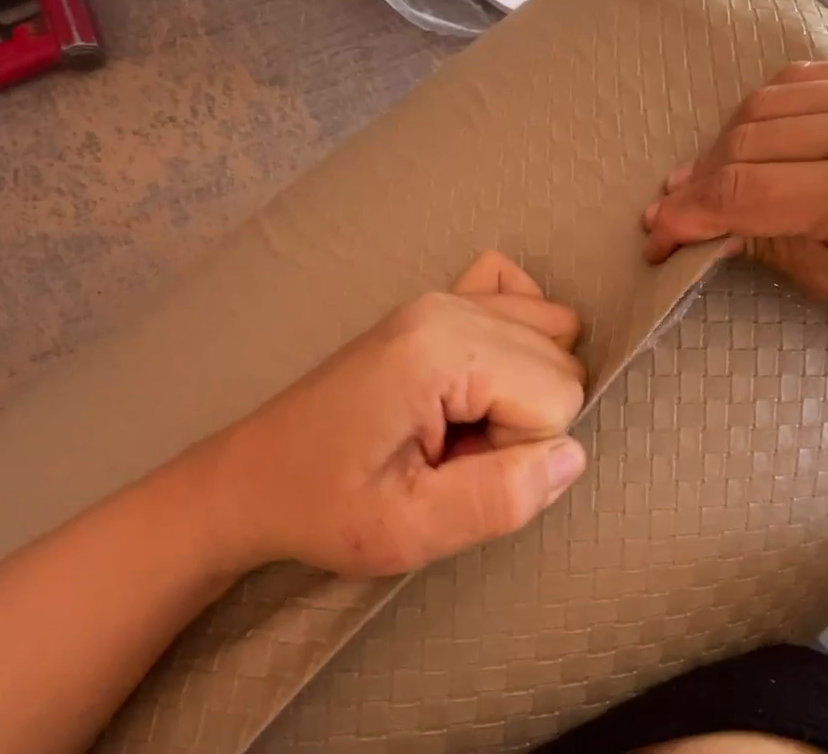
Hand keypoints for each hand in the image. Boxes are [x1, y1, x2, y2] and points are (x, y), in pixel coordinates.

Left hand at [187, 252, 588, 576]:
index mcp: (439, 350)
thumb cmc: (323, 507)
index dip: (521, 454)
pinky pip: (518, 294)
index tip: (454, 474)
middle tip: (452, 456)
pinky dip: (521, 335)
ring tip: (458, 425)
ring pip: (553, 332)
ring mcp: (442, 296)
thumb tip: (573, 456)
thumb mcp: (408, 531)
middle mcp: (448, 306)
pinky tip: (481, 376)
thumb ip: (500, 499)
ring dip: (523, 389)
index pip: (558, 396)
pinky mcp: (436, 302)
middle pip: (560, 361)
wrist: (254, 477)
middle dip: (523, 424)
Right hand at [643, 60, 827, 341]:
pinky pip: (801, 82)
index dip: (691, 213)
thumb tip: (678, 216)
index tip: (656, 234)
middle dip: (702, 181)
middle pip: (751, 140)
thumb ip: (752, 237)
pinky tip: (753, 143)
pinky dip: (764, 112)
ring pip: (768, 104)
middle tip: (673, 211)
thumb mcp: (826, 279)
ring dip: (726, 144)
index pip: (749, 191)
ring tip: (710, 180)